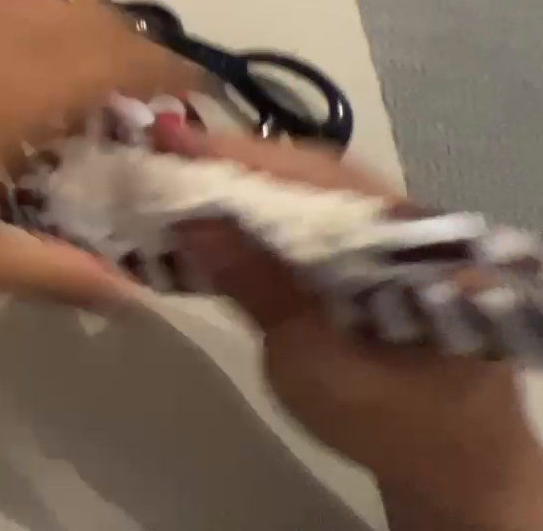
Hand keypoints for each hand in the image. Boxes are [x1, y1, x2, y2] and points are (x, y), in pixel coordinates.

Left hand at [0, 0, 192, 310]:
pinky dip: (19, 15)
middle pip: (88, 18)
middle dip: (130, 50)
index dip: (170, 73)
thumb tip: (130, 297)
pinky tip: (0, 53)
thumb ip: (44, 272)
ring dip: (75, 27)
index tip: (192, 99)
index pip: (122, 59)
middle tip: (137, 98)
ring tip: (75, 74)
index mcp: (13, 87)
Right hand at [158, 125, 542, 530]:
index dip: (241, 159)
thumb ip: (259, 288)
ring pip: (301, 182)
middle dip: (228, 156)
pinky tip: (203, 199)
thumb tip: (189, 223)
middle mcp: (409, 229)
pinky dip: (247, 197)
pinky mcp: (362, 249)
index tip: (171, 137)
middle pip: (308, 170)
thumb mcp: (315, 362)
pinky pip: (300, 205)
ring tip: (168, 162)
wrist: (441, 459)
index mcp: (418, 254)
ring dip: (232, 173)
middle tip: (156, 142)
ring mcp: (388, 236)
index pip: (320, 183)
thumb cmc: (383, 419)